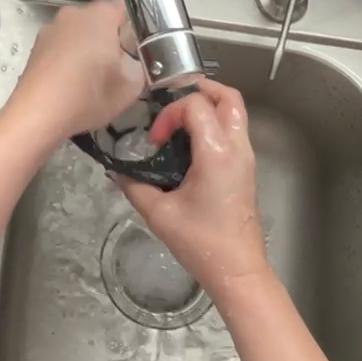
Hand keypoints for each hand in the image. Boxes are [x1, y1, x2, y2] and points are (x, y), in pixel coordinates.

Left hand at [9, 0, 145, 138]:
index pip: (127, 8)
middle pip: (101, 21)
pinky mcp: (35, 47)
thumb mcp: (131, 86)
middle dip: (111, 40)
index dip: (137, 27)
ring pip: (79, 35)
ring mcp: (50, 29)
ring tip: (92, 80)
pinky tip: (71, 84)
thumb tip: (131, 63)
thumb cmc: (89, 95)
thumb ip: (140, 67)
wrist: (37, 114)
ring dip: (88, 51)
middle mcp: (73, 14)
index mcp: (100, 15)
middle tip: (118, 67)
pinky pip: (61, 48)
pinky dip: (68, 61)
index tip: (140, 47)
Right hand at [118, 79, 270, 297]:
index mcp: (217, 153)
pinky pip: (233, 130)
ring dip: (208, 106)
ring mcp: (245, 158)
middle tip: (170, 99)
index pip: (196, 105)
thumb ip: (134, 186)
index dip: (169, 113)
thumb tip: (116, 171)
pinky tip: (187, 141)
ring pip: (235, 112)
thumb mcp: (158, 213)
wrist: (237, 269)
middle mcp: (237, 148)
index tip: (154, 140)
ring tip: (177, 118)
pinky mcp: (245, 169)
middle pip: (228, 97)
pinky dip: (213, 123)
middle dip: (199, 90)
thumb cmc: (200, 242)